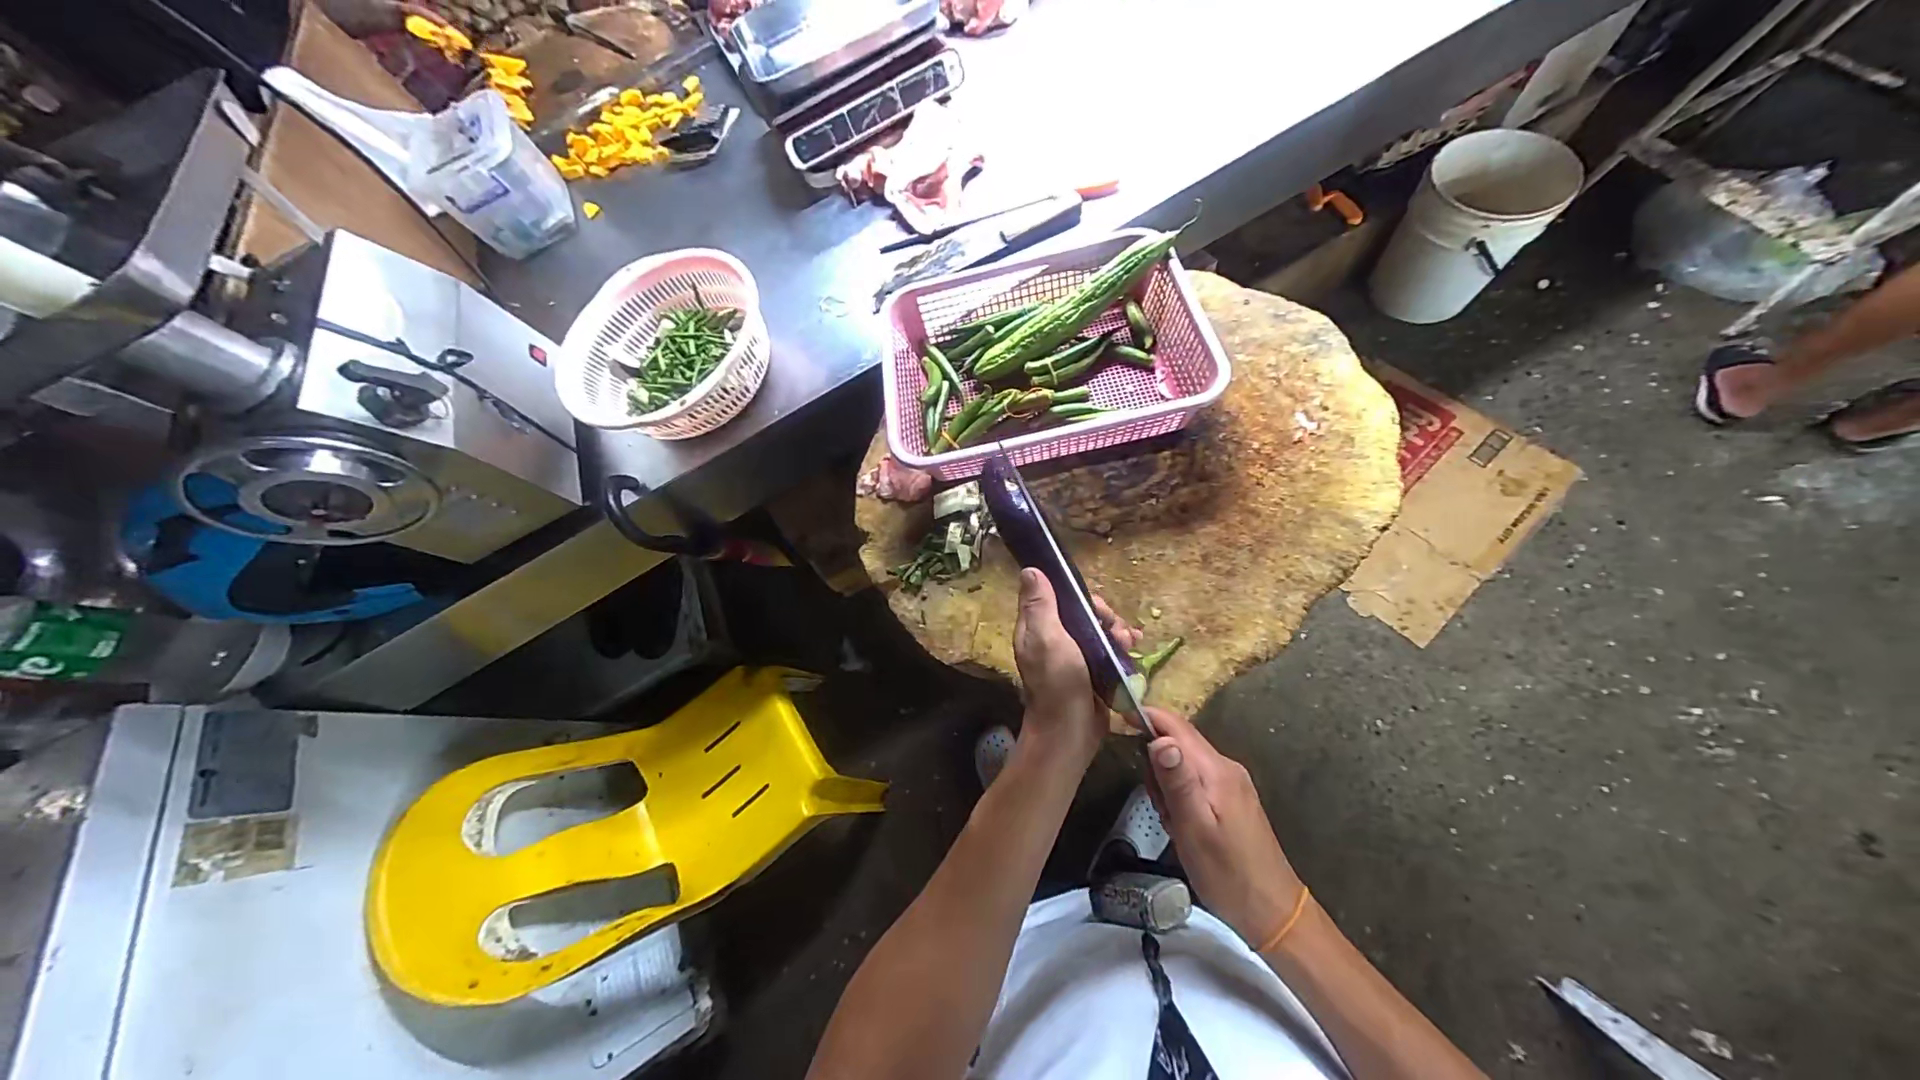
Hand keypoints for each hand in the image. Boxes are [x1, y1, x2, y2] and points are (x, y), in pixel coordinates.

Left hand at [1012, 568, 1141, 765]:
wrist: (1070, 732)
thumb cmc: (1057, 683)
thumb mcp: (1046, 638)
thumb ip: (1041, 605)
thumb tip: (1030, 569)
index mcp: (1037, 627)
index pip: (1056, 596)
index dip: (1077, 595)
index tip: (1094, 605)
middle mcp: (1054, 639)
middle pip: (1084, 613)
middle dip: (1105, 616)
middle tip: (1115, 629)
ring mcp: (1075, 656)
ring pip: (1100, 630)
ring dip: (1118, 631)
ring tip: (1128, 642)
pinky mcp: (1093, 672)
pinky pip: (1110, 650)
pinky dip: (1123, 647)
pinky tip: (1134, 649)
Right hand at [1143, 706, 1305, 949]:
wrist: (1272, 912)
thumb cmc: (1227, 872)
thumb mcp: (1194, 828)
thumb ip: (1176, 781)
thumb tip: (1159, 739)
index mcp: (1217, 770)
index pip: (1177, 727)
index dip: (1147, 717)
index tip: (1119, 718)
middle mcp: (1225, 768)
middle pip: (1178, 745)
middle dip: (1157, 767)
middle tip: (1159, 806)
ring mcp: (1230, 784)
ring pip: (1183, 765)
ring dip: (1167, 786)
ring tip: (1173, 822)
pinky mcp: (1230, 800)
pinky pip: (1194, 782)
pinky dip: (1179, 798)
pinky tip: (1183, 826)